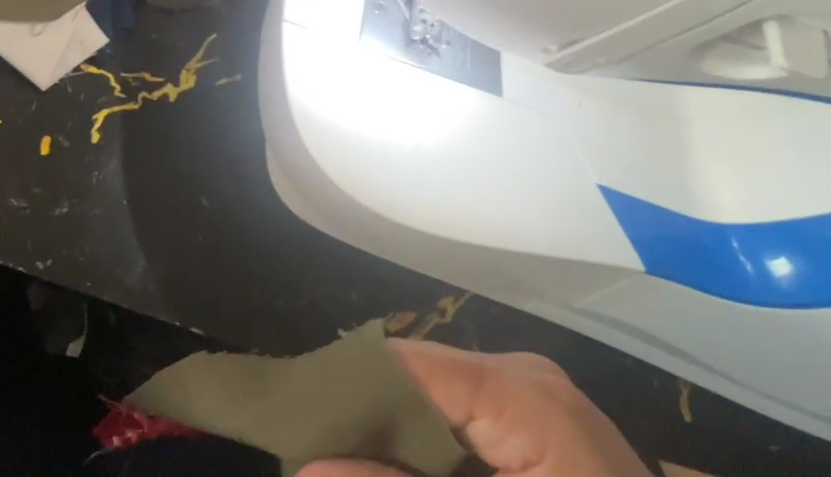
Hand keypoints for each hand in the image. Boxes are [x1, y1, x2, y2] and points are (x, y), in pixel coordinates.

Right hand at [298, 340, 650, 476]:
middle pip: (411, 379)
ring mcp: (533, 400)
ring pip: (430, 401)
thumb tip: (306, 467)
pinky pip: (461, 422)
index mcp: (521, 394)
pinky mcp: (538, 427)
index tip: (291, 425)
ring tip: (346, 461)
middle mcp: (523, 377)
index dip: (340, 391)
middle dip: (362, 422)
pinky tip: (400, 469)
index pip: (399, 364)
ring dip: (389, 439)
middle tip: (315, 458)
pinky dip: (427, 450)